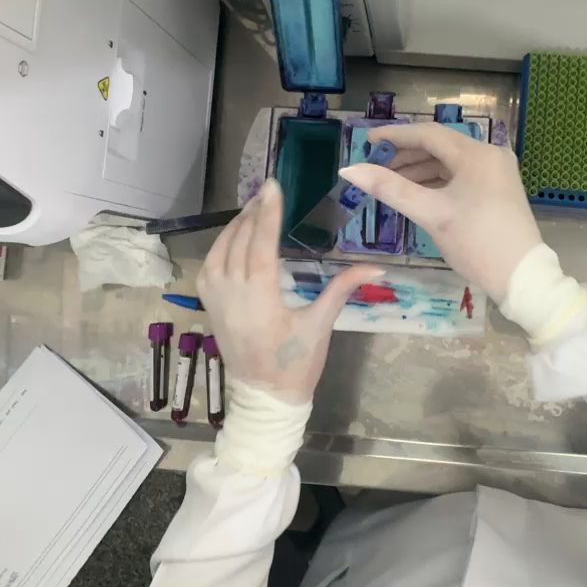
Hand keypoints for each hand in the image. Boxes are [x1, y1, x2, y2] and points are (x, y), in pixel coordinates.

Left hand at [198, 180, 382, 403]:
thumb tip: (378, 267)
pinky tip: (234, 236)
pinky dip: (220, 246)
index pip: (261, 245)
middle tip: (269, 191)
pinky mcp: (210, 306)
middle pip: (238, 242)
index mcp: (260, 299)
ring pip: (219, 251)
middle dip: (253, 213)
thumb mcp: (321, 326)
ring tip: (254, 207)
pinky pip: (209, 267)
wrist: (265, 399)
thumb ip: (343, 289)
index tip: (273, 186)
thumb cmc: (297, 365)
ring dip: (235, 226)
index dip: (267, 214)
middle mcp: (232, 295)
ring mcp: (216, 300)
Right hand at [338, 123, 541, 301]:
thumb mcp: (430, 214)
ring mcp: (496, 172)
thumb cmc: (476, 242)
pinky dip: (437, 182)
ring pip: (450, 162)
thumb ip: (389, 188)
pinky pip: (461, 176)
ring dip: (419, 170)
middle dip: (405, 155)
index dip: (394, 136)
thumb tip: (349, 170)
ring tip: (388, 182)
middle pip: (439, 146)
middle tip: (374, 166)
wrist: (521, 277)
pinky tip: (415, 193)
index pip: (428, 134)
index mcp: (477, 154)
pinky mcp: (498, 189)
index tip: (366, 141)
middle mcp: (490, 155)